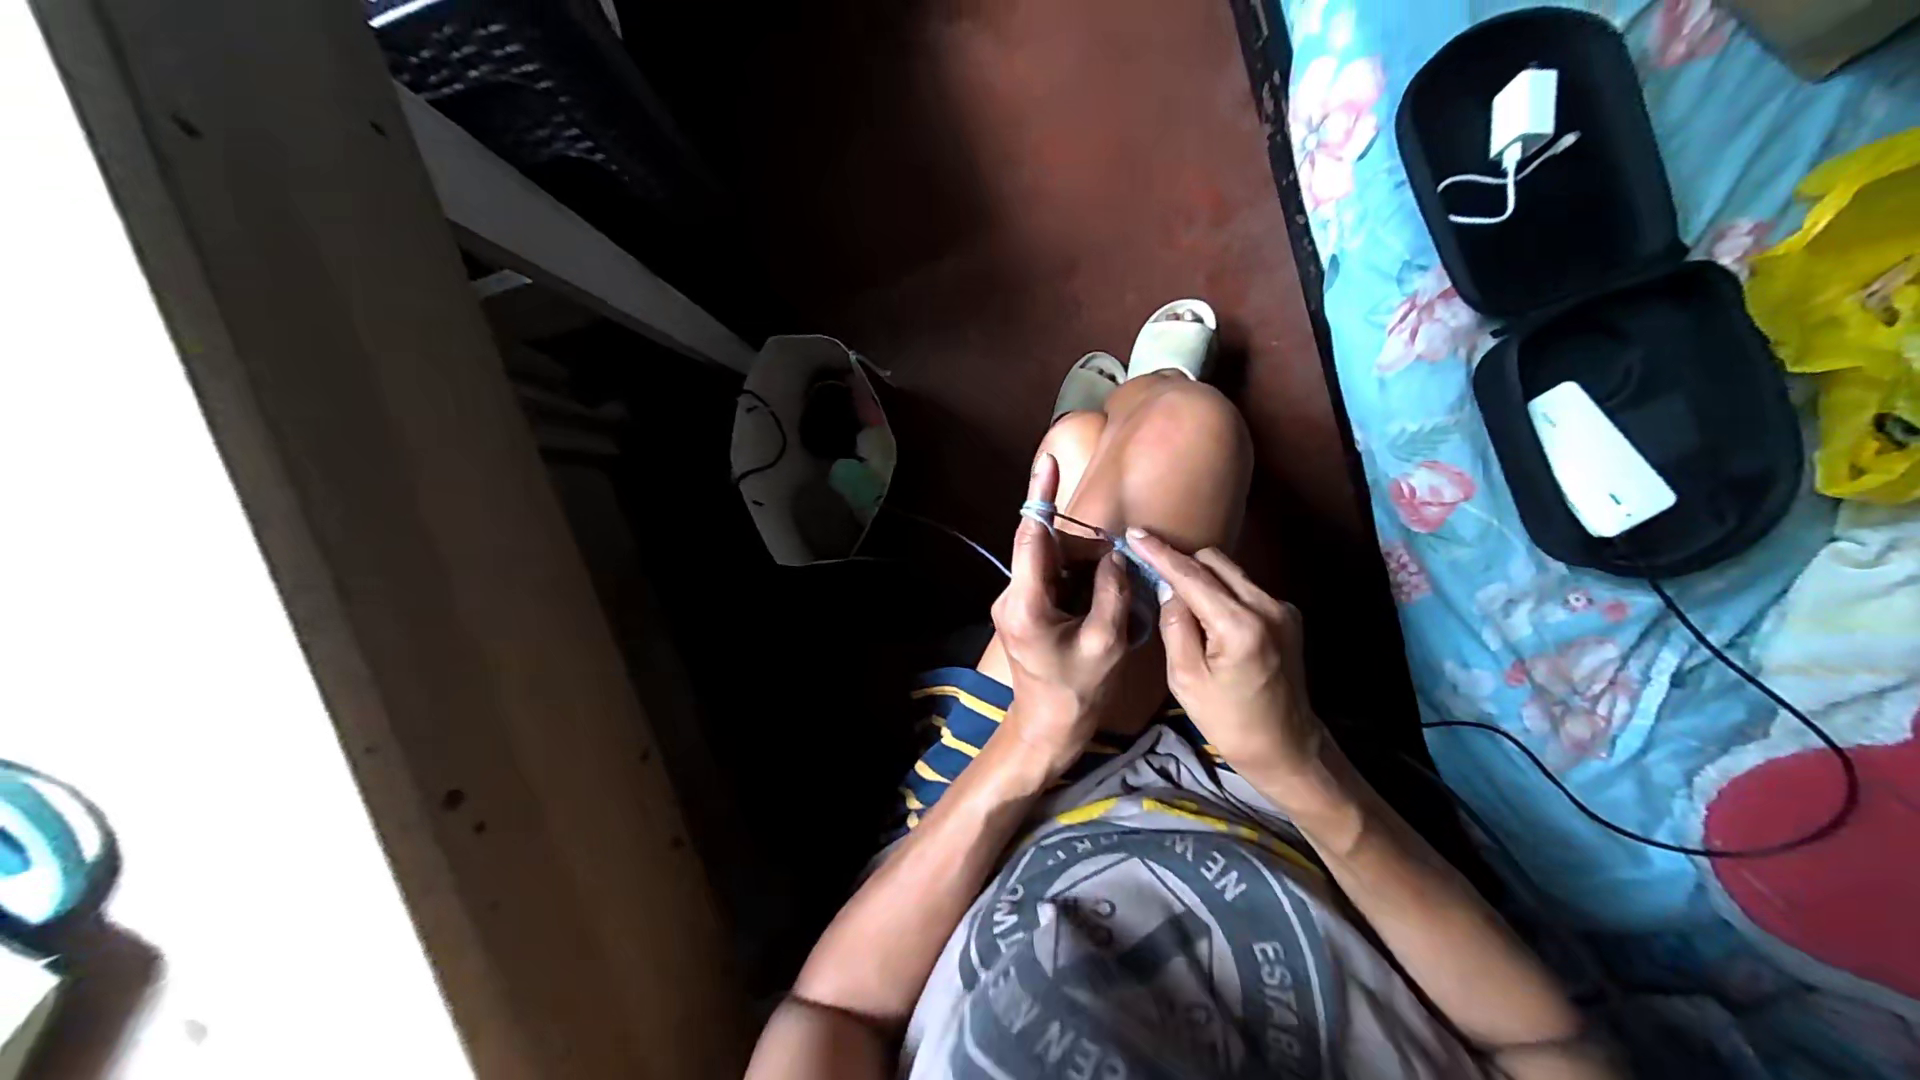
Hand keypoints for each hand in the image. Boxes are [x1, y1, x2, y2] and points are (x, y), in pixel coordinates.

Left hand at [990, 453, 1132, 780]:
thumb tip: (1113, 555)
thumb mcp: (1107, 642)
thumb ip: (1112, 591)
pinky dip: (1076, 580)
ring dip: (1084, 567)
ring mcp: (1013, 601)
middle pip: (1048, 547)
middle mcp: (1011, 596)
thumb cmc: (1078, 691)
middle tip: (1117, 572)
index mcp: (1026, 604)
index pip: (1033, 537)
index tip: (1048, 461)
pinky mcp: (1021, 607)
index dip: (1041, 496)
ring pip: (1051, 561)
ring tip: (1109, 597)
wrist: (1047, 725)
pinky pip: (1051, 577)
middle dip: (1085, 549)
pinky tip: (1095, 603)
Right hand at [1127, 530, 1333, 806]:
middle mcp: (1266, 606)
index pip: (1190, 575)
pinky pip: (1244, 588)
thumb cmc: (1227, 721)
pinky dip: (1220, 591)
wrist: (1286, 747)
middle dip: (1180, 562)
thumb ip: (1174, 626)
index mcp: (1239, 625)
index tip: (1134, 533)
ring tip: (1176, 599)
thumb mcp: (1184, 679)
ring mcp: (1281, 609)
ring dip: (1200, 577)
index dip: (1159, 553)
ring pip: (1230, 571)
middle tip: (1151, 573)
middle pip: (1213, 560)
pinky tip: (1207, 617)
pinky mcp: (1287, 616)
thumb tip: (1168, 588)